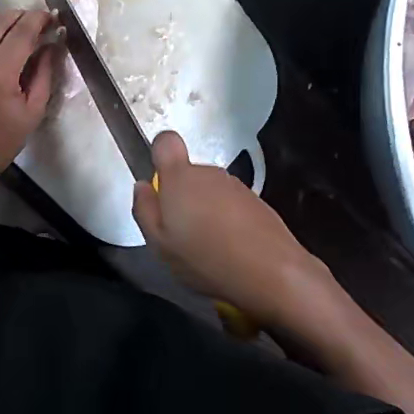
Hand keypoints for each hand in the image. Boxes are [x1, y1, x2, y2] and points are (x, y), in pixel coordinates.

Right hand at [132, 131, 328, 327]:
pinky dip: (227, 222)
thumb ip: (145, 210)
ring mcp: (236, 186)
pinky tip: (229, 250)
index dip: (159, 154)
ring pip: (210, 192)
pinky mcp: (256, 202)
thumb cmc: (205, 258)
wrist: (270, 271)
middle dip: (182, 197)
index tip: (159, 182)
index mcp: (180, 177)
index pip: (166, 141)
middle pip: (188, 174)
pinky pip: (231, 206)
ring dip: (206, 212)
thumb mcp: (160, 244)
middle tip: (181, 234)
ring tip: (207, 248)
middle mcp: (209, 173)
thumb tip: (142, 186)